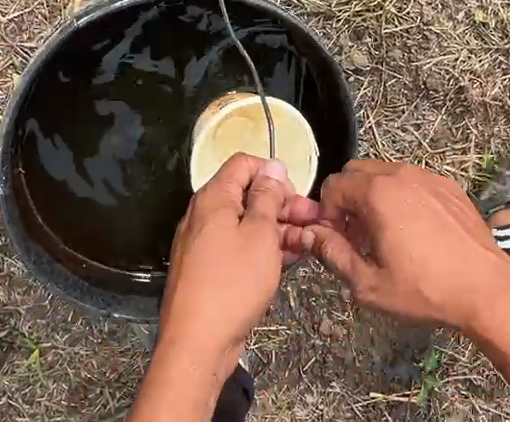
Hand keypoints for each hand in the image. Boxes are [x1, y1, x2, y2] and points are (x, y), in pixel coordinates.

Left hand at [155, 153, 296, 362]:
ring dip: (277, 229)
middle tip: (313, 220)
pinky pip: (239, 247)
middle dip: (282, 204)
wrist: (196, 346)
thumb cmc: (232, 283)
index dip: (272, 173)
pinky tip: (288, 260)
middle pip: (247, 195)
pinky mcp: (208, 270)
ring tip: (307, 243)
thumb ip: (268, 196)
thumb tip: (272, 167)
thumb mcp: (260, 233)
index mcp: (213, 198)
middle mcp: (204, 215)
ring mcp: (204, 244)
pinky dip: (262, 249)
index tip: (295, 194)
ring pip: (246, 224)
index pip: (244, 164)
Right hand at [298, 160, 509, 333]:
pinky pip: (412, 180)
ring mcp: (427, 176)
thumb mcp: (368, 284)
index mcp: (377, 192)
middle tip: (357, 236)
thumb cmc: (424, 289)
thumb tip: (309, 235)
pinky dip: (402, 196)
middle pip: (356, 172)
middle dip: (348, 200)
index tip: (338, 241)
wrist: (485, 288)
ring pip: (385, 172)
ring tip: (385, 235)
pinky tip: (415, 231)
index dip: (327, 213)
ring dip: (374, 196)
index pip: (333, 185)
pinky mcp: (448, 185)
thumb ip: (332, 254)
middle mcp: (400, 174)